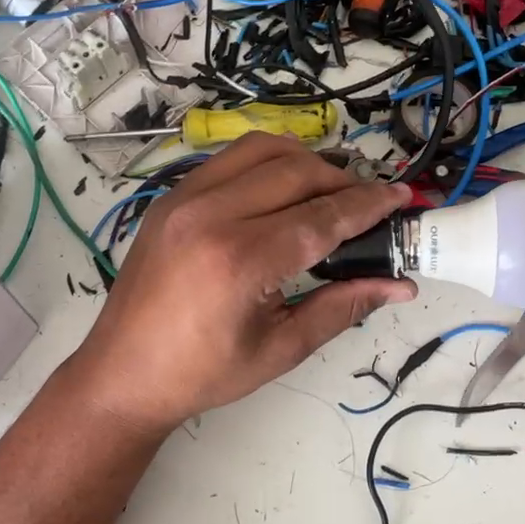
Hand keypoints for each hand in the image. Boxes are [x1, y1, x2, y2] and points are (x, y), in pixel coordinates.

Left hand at [62, 133, 415, 434]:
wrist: (122, 373)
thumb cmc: (202, 374)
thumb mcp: (280, 349)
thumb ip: (342, 307)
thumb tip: (400, 285)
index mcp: (238, 261)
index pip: (321, 217)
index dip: (368, 206)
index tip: (402, 198)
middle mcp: (209, 215)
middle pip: (296, 172)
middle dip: (343, 181)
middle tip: (370, 203)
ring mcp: (182, 199)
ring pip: (261, 150)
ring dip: (304, 162)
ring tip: (328, 191)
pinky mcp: (169, 198)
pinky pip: (228, 160)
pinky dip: (266, 163)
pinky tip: (282, 191)